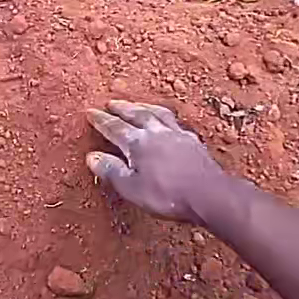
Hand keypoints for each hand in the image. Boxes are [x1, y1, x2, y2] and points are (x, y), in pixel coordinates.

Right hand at [85, 101, 228, 222]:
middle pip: (136, 114)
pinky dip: (166, 118)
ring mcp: (177, 134)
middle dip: (121, 108)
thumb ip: (111, 170)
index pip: (114, 127)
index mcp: (138, 143)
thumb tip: (92, 156)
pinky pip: (175, 122)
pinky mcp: (192, 141)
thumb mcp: (131, 188)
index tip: (90, 112)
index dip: (101, 120)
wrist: (208, 194)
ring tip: (138, 105)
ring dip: (144, 107)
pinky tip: (167, 123)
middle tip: (111, 103)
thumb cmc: (168, 195)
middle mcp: (157, 132)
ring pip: (157, 113)